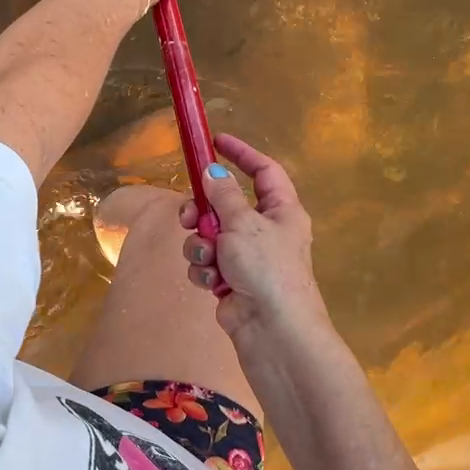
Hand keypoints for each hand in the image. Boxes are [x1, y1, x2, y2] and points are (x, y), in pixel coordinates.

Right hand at [180, 134, 332, 348]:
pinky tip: (213, 283)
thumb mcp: (243, 223)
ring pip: (209, 235)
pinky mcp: (231, 280)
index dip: (241, 153)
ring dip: (201, 246)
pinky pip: (207, 262)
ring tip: (209, 260)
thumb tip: (213, 172)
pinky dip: (205, 270)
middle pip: (225, 205)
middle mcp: (265, 231)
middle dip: (202, 212)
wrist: (272, 328)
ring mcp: (247, 257)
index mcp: (282, 211)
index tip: (215, 141)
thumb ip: (223, 195)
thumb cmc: (267, 268)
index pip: (263, 171)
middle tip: (188, 216)